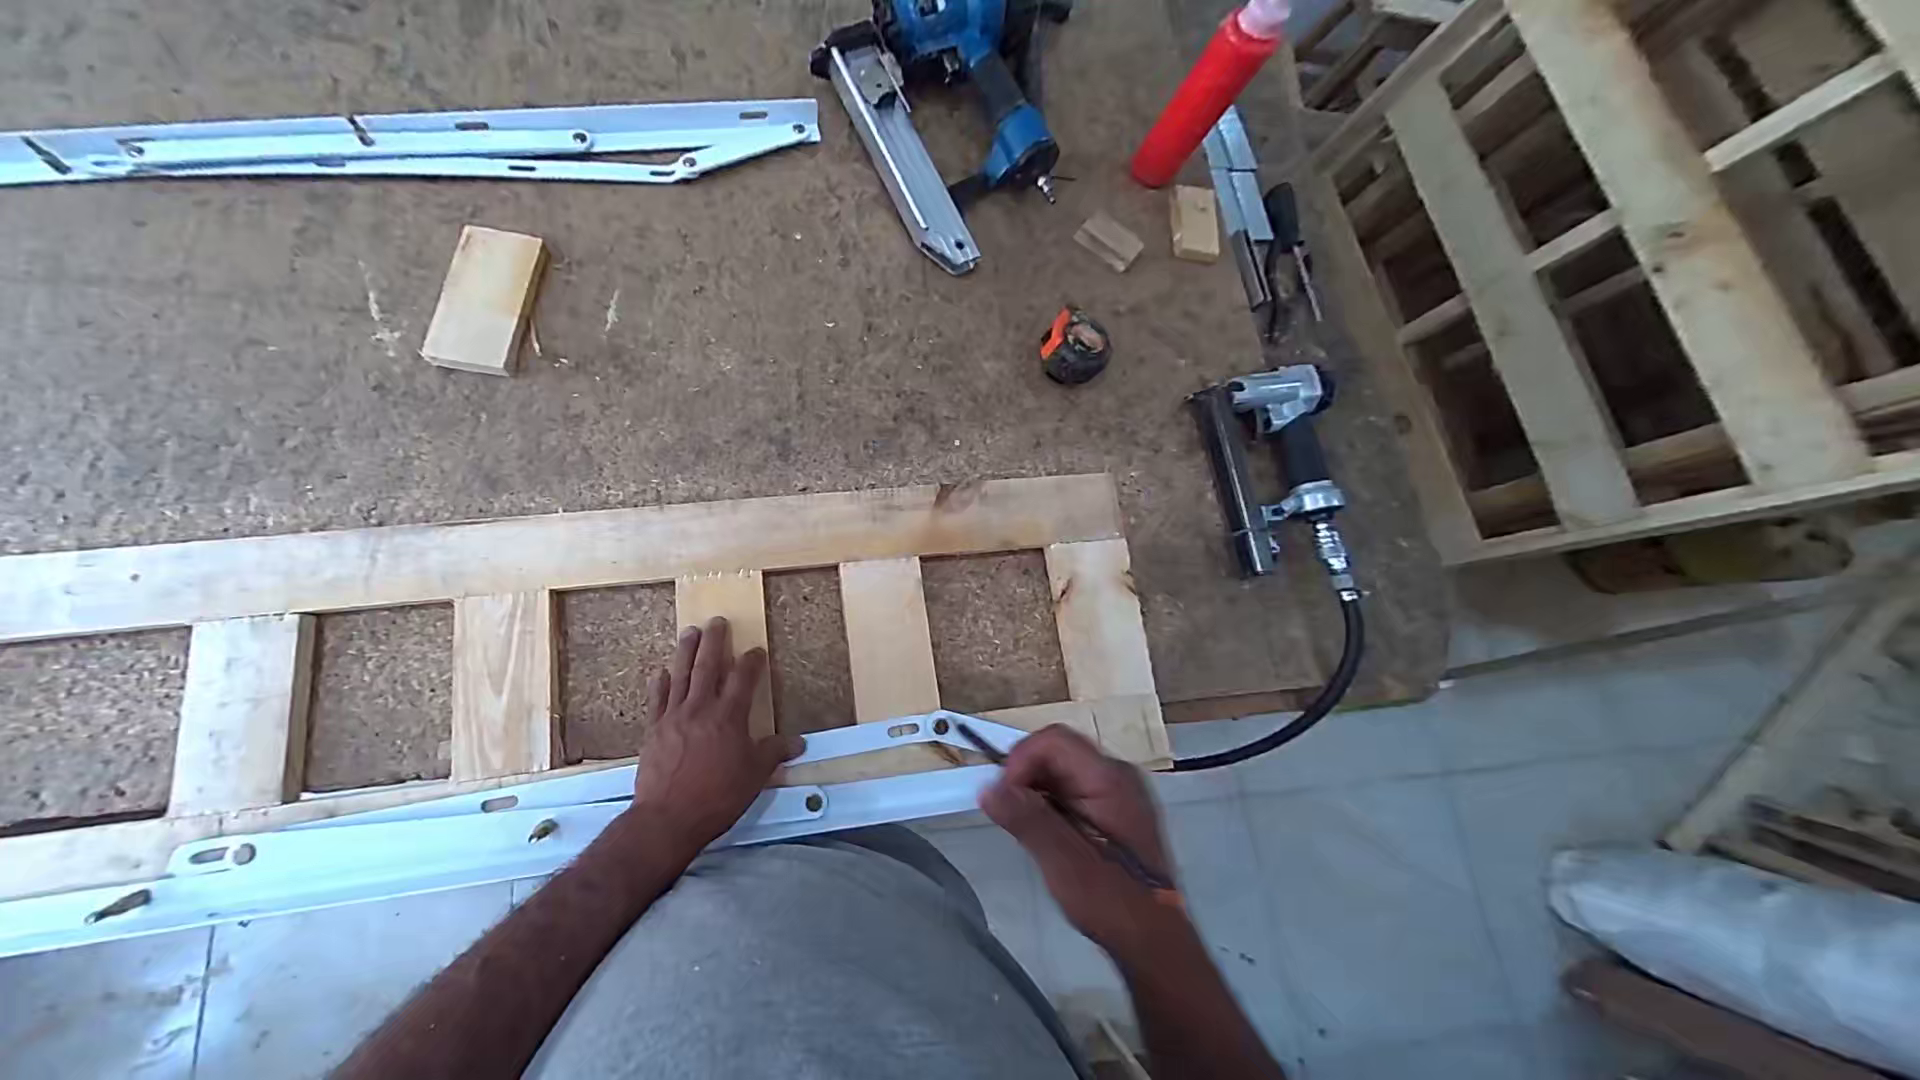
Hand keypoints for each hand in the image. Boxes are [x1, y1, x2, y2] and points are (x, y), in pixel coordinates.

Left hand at [628, 617, 802, 854]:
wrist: (667, 819)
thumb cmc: (718, 796)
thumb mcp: (755, 775)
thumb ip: (774, 753)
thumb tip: (798, 742)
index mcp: (729, 716)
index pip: (743, 679)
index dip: (751, 662)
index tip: (756, 650)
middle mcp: (701, 709)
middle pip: (708, 667)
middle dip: (715, 642)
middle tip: (717, 622)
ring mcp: (673, 717)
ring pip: (681, 676)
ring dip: (686, 652)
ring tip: (690, 632)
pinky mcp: (654, 731)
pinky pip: (657, 700)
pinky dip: (660, 684)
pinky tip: (661, 673)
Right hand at [980, 724, 1185, 955]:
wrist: (1155, 944)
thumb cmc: (1112, 903)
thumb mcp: (1063, 862)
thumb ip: (1027, 819)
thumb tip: (987, 787)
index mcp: (1110, 779)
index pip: (1055, 740)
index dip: (1021, 759)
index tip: (1003, 795)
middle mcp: (1117, 774)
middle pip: (1058, 750)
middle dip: (1025, 775)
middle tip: (1009, 812)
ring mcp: (1117, 790)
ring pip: (1061, 768)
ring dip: (1035, 789)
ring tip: (1025, 827)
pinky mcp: (1112, 807)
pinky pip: (1071, 787)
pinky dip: (1049, 801)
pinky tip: (1044, 833)